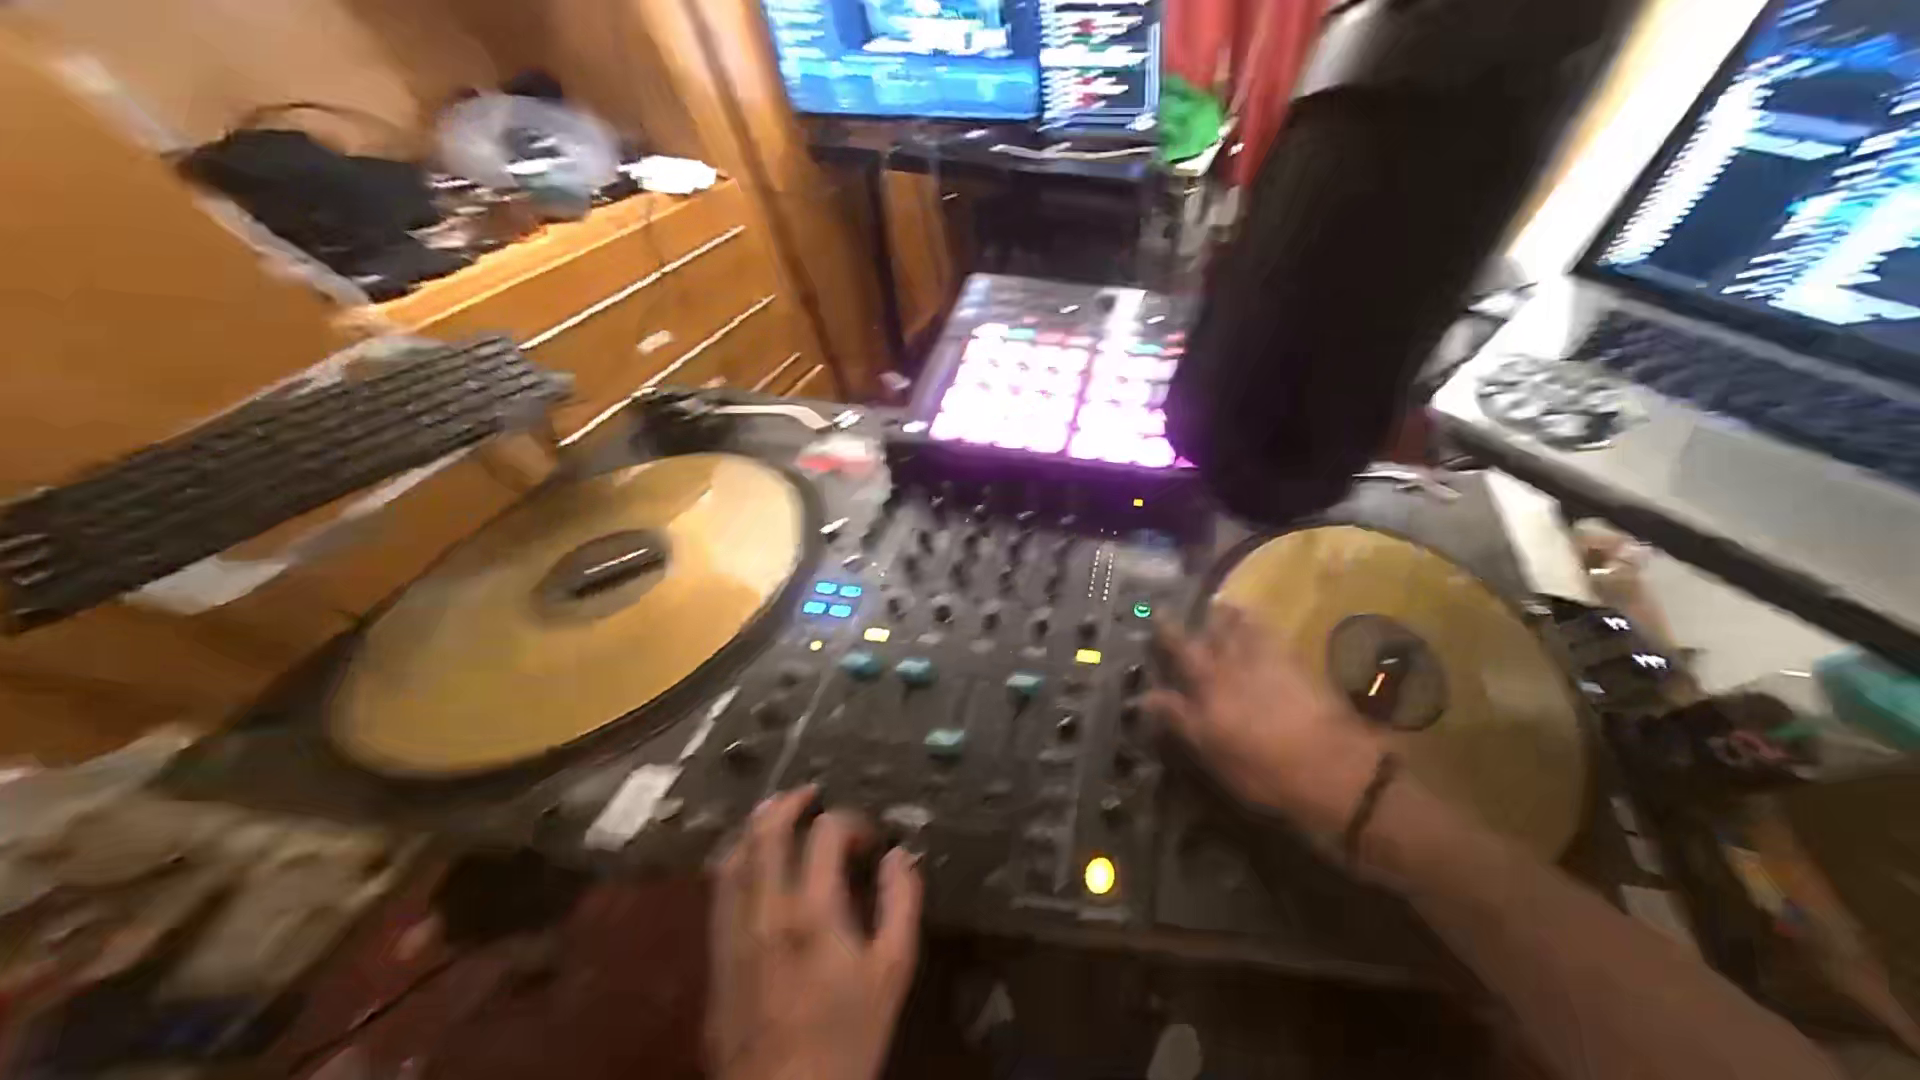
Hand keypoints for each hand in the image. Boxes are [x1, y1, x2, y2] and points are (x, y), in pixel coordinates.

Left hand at [707, 788, 922, 1079]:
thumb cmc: (848, 1034)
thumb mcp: (893, 970)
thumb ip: (901, 903)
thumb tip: (900, 854)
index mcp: (812, 908)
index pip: (825, 831)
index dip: (852, 821)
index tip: (870, 840)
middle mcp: (765, 906)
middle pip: (766, 828)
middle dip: (791, 800)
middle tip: (814, 794)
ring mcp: (734, 928)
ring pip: (734, 852)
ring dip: (758, 823)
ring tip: (781, 812)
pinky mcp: (717, 951)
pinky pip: (719, 886)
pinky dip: (737, 856)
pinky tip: (753, 859)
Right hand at [1145, 604, 1387, 839]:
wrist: (1334, 768)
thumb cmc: (1263, 768)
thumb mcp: (1211, 750)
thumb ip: (1179, 718)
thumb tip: (1144, 696)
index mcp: (1209, 684)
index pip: (1180, 649)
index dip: (1167, 631)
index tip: (1157, 612)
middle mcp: (1235, 664)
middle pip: (1214, 631)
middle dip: (1200, 616)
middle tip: (1199, 601)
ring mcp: (1270, 662)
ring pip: (1246, 627)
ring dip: (1232, 615)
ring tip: (1224, 605)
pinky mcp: (1299, 666)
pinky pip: (1273, 636)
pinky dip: (1262, 626)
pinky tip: (1261, 626)